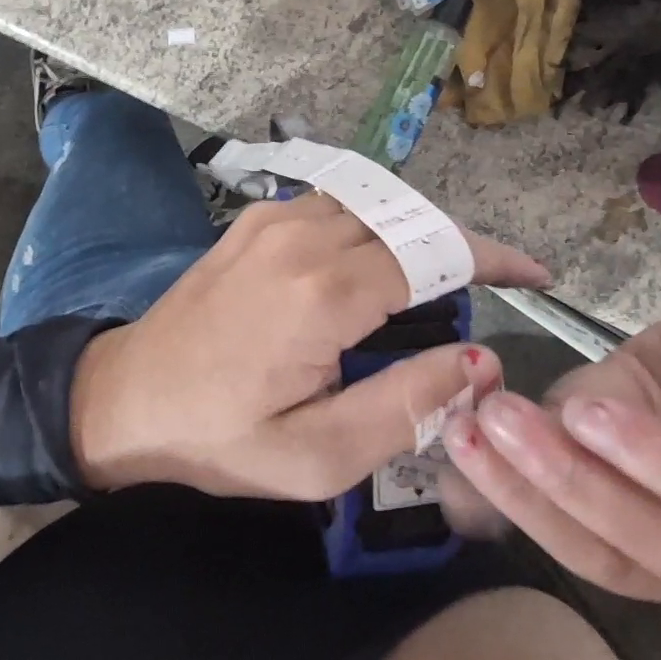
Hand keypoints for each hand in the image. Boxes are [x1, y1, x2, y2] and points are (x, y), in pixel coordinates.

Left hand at [69, 194, 549, 499]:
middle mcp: (300, 236)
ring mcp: (272, 219)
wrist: (124, 397)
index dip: (492, 258)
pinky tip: (378, 261)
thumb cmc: (219, 436)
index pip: (432, 252)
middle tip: (491, 285)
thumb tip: (481, 361)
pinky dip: (373, 222)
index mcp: (322, 292)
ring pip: (372, 203)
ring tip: (441, 278)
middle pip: (407, 219)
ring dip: (415, 230)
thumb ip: (407, 406)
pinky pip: (333, 203)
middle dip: (458, 245)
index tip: (536, 275)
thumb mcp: (317, 455)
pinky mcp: (253, 221)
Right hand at [439, 318, 660, 610]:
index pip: (595, 553)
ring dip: (655, 454)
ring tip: (581, 401)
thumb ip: (516, 469)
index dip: (527, 500)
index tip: (469, 436)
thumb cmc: (627, 430)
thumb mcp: (563, 445)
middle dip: (576, 482)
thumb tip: (452, 489)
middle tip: (506, 416)